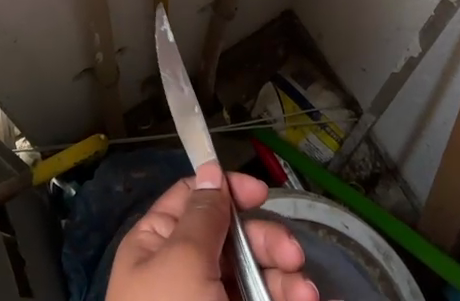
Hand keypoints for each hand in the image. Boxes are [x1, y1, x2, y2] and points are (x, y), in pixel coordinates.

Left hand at [107, 163, 317, 300]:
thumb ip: (201, 215)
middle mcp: (183, 270)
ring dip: (285, 277)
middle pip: (232, 236)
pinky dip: (286, 298)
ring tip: (303, 293)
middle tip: (292, 253)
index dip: (225, 189)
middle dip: (266, 240)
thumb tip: (209, 170)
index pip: (191, 198)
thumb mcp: (181, 262)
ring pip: (255, 273)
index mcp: (156, 244)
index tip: (261, 195)